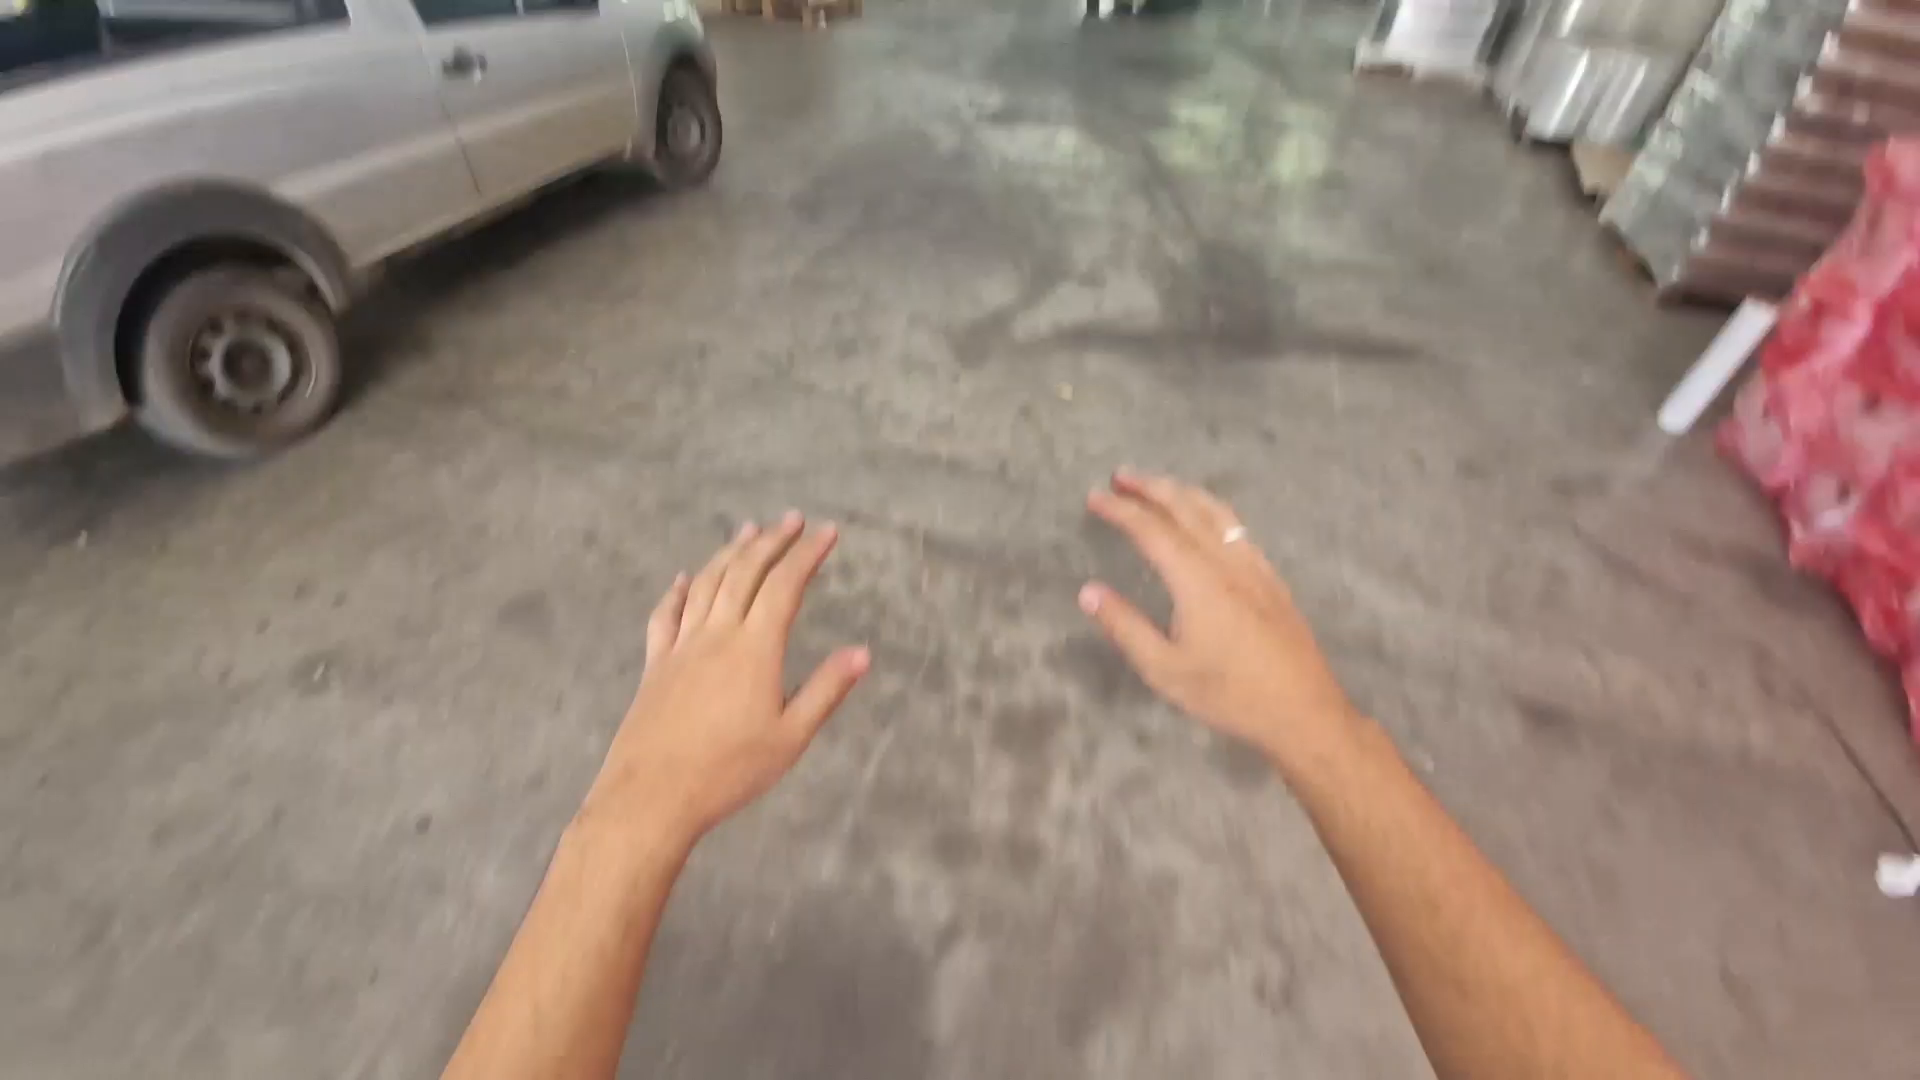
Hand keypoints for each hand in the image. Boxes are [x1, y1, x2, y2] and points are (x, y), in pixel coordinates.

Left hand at [582, 513, 869, 849]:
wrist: (650, 797)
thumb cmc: (729, 771)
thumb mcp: (791, 737)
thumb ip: (826, 690)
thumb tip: (863, 652)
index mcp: (755, 648)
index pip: (785, 586)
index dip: (807, 554)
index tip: (827, 531)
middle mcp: (717, 634)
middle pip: (745, 573)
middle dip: (772, 541)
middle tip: (792, 519)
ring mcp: (681, 646)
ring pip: (707, 584)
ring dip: (729, 553)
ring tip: (749, 531)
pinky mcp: (655, 663)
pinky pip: (666, 615)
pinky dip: (678, 590)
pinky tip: (685, 578)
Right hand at [1080, 470, 1358, 768]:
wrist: (1304, 712)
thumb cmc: (1228, 695)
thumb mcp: (1164, 670)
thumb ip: (1125, 626)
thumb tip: (1089, 591)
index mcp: (1197, 581)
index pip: (1151, 530)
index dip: (1120, 510)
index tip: (1095, 497)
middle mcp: (1227, 563)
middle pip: (1186, 508)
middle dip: (1151, 486)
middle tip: (1121, 476)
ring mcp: (1255, 567)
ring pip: (1217, 512)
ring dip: (1183, 492)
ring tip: (1159, 485)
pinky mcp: (1272, 578)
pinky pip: (1238, 527)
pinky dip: (1212, 510)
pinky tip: (1208, 519)